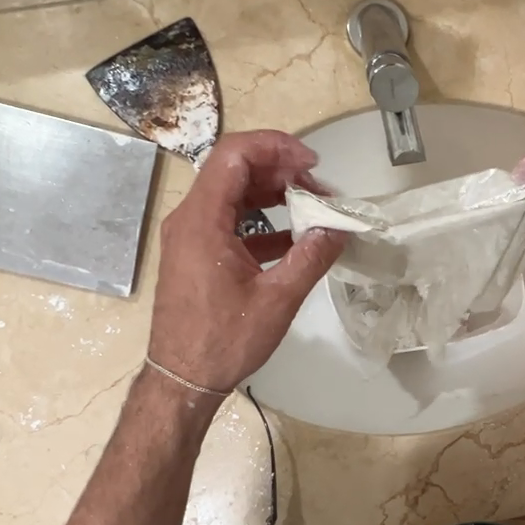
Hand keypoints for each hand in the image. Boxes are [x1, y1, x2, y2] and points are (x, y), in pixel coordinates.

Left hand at [147, 131, 343, 391]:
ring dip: (274, 195)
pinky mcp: (197, 254)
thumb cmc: (225, 340)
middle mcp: (190, 219)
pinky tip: (295, 239)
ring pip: (233, 195)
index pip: (234, 155)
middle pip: (234, 170)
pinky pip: (231, 222)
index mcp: (202, 220)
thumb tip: (340, 228)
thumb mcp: (278, 299)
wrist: (183, 377)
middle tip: (319, 191)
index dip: (276, 147)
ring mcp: (191, 236)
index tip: (312, 163)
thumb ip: (312, 257)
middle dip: (281, 171)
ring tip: (313, 211)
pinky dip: (263, 221)